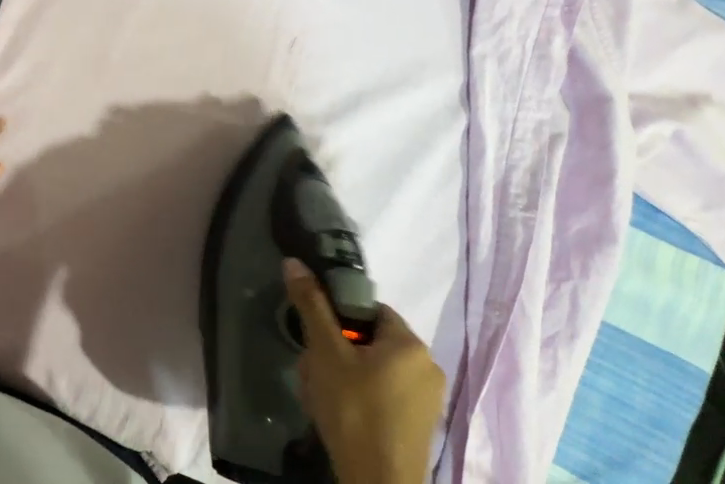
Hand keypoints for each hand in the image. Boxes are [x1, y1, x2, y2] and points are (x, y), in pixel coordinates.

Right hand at [284, 258, 444, 483]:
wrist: (378, 479)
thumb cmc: (353, 408)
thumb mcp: (325, 352)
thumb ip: (311, 305)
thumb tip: (295, 262)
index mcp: (411, 344)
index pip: (369, 309)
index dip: (338, 315)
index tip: (317, 334)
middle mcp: (428, 366)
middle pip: (372, 339)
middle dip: (339, 347)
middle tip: (316, 364)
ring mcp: (429, 399)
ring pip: (377, 367)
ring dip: (347, 371)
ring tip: (325, 391)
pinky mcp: (422, 424)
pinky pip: (387, 393)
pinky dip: (363, 394)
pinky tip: (344, 410)